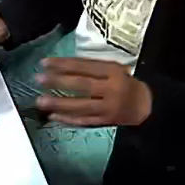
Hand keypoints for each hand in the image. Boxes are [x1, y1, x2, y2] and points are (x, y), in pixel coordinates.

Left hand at [36, 58, 152, 126]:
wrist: (146, 106)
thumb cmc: (125, 83)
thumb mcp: (115, 69)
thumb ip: (93, 68)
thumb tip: (62, 67)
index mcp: (113, 72)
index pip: (84, 66)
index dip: (63, 64)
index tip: (44, 63)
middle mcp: (111, 89)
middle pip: (82, 85)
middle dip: (58, 82)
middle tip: (39, 79)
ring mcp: (108, 107)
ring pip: (81, 105)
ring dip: (59, 104)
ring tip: (40, 101)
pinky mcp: (106, 122)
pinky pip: (84, 121)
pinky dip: (67, 119)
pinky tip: (53, 116)